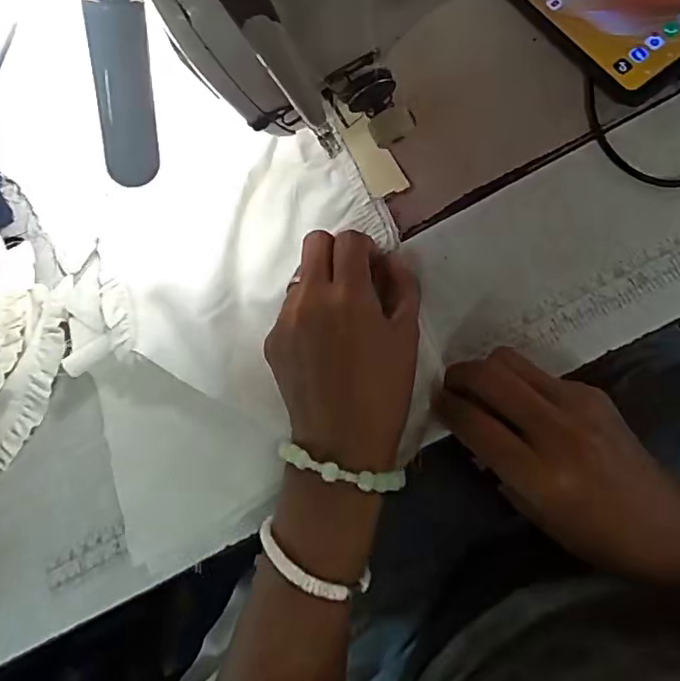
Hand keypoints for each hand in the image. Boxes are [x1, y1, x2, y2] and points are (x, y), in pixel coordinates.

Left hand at [265, 230, 421, 472]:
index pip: (349, 239)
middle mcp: (310, 297)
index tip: (374, 269)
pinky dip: (307, 311)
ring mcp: (285, 318)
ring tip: (338, 319)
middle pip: (314, 242)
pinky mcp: (272, 339)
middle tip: (354, 280)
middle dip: (337, 252)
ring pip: (301, 275)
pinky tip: (322, 344)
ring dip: (320, 282)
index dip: (366, 247)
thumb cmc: (384, 388)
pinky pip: (290, 307)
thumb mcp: (407, 334)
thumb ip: (403, 286)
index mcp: (348, 293)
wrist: (341, 442)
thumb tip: (389, 260)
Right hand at [435, 348, 679, 587]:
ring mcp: (579, 404)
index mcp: (541, 475)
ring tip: (481, 387)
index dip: (447, 407)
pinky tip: (524, 404)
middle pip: (490, 377)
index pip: (476, 424)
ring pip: (511, 361)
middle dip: (460, 375)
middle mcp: (558, 431)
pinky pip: (539, 373)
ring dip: (486, 370)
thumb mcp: (536, 514)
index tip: (437, 403)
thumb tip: (467, 429)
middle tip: (450, 385)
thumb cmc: (595, 536)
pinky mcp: (592, 391)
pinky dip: (519, 382)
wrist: (665, 521)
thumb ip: (497, 469)